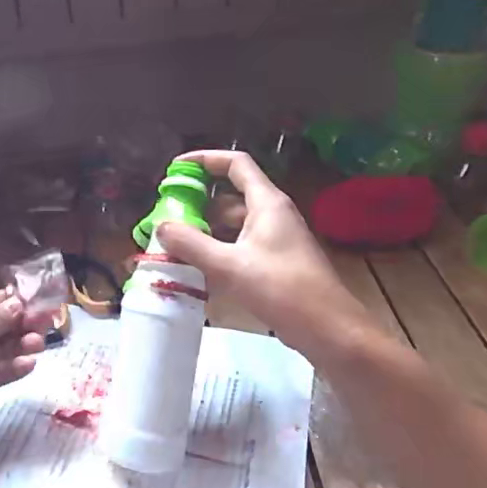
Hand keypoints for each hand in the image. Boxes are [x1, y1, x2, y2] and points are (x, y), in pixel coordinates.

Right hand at [151, 150, 374, 357]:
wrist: (326, 327)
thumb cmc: (281, 289)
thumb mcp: (228, 265)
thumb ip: (190, 244)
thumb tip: (160, 227)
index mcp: (267, 203)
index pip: (236, 164)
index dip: (205, 160)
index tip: (175, 170)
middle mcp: (271, 215)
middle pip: (229, 197)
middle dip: (196, 204)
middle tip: (166, 218)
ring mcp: (274, 240)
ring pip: (231, 225)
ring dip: (203, 232)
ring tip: (173, 245)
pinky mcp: (272, 262)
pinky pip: (237, 247)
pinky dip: (215, 251)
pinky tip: (195, 268)